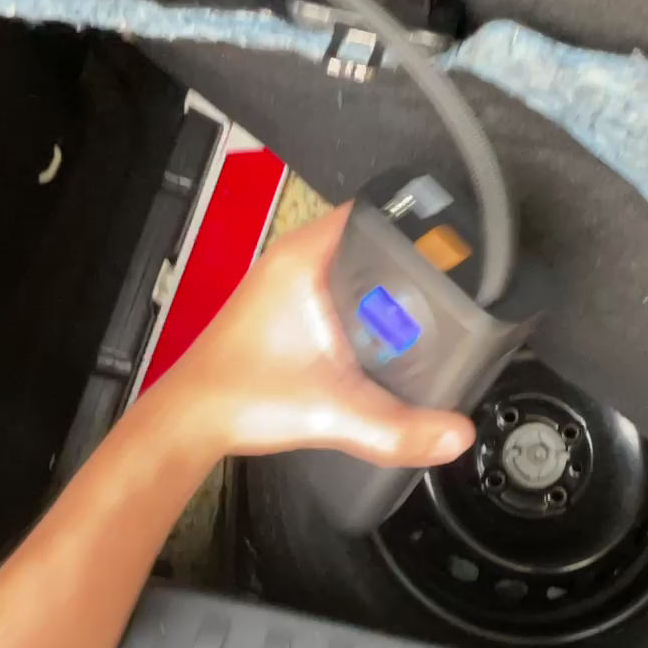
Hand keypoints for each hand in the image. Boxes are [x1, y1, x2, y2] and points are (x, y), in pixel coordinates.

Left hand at [142, 204, 475, 466]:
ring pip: (357, 263)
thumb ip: (398, 429)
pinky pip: (342, 285)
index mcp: (305, 260)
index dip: (421, 228)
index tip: (456, 249)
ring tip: (429, 311)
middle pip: (373, 238)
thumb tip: (456, 434)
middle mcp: (295, 259)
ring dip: (389, 284)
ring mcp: (290, 279)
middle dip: (413, 262)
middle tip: (453, 290)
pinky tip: (386, 334)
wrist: (191, 420)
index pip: (375, 213)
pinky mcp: (289, 303)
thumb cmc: (238, 399)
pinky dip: (368, 302)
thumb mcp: (332, 414)